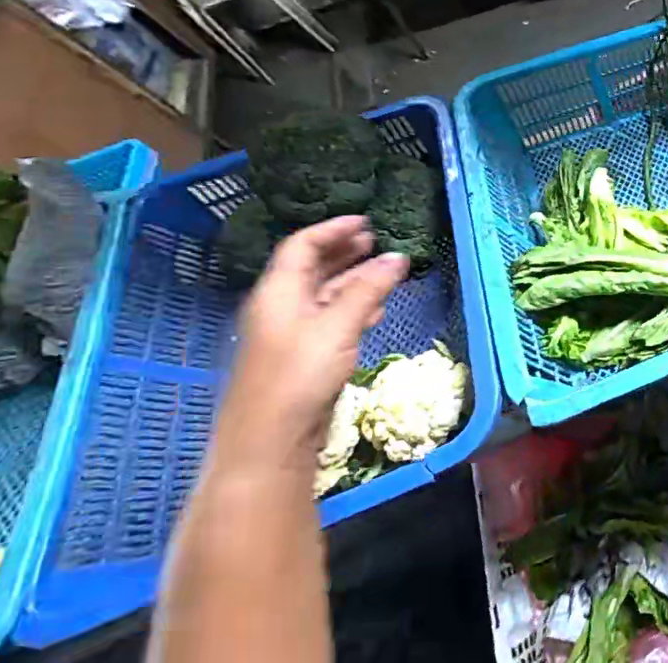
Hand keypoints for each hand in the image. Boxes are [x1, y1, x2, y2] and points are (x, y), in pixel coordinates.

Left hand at [215, 216, 407, 470]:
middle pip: (312, 268)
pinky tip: (377, 309)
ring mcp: (291, 335)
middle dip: (344, 252)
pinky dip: (353, 308)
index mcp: (278, 291)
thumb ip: (367, 290)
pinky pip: (330, 321)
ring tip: (385, 269)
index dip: (333, 229)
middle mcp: (281, 307)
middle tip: (376, 240)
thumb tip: (398, 258)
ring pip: (324, 295)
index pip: (302, 245)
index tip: (365, 221)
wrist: (270, 445)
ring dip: (354, 280)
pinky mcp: (304, 359)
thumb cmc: (299, 375)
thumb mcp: (337, 326)